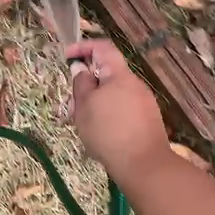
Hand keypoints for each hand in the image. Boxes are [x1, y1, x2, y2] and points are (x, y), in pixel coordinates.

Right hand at [63, 39, 169, 181]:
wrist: (145, 167)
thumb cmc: (109, 132)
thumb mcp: (84, 106)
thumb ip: (81, 83)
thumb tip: (81, 69)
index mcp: (120, 75)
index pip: (103, 47)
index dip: (83, 47)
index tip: (67, 57)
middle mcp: (135, 84)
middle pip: (107, 72)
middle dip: (87, 83)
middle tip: (72, 103)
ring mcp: (144, 103)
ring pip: (113, 93)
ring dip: (96, 101)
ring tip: (83, 122)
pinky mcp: (148, 121)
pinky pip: (122, 108)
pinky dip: (108, 112)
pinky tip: (100, 133)